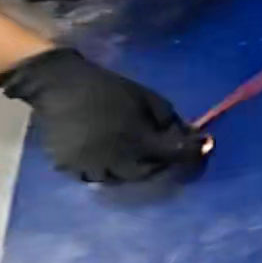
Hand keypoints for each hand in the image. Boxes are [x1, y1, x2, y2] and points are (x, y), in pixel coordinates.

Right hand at [0, 48, 205, 182]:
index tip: (201, 149)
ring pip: (117, 179)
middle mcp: (114, 157)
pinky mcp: (66, 164)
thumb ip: (171, 122)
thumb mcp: (151, 100)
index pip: (173, 156)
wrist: (60, 83)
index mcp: (137, 140)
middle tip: (161, 154)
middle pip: (146, 173)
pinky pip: (90, 176)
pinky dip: (103, 170)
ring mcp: (88, 164)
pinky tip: (107, 157)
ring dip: (129, 171)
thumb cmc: (111, 89)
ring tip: (132, 156)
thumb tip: (191, 138)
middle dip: (158, 165)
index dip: (190, 155)